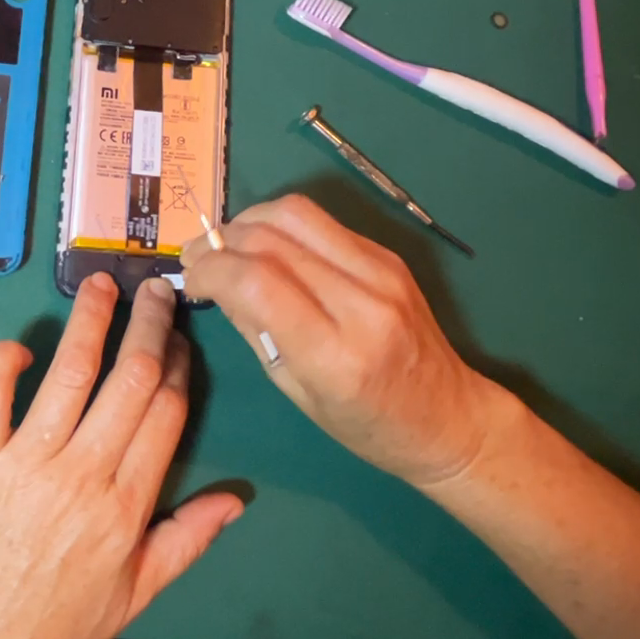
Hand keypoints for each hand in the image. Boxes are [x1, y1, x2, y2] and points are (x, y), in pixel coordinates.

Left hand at [0, 274, 243, 638]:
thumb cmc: (56, 626)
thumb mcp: (134, 597)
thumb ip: (186, 542)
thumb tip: (237, 500)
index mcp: (125, 506)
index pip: (165, 414)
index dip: (178, 368)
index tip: (182, 339)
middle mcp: (82, 473)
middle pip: (127, 381)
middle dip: (148, 327)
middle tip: (156, 290)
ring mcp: (25, 462)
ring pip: (68, 375)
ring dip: (88, 322)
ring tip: (101, 284)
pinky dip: (2, 364)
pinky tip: (19, 343)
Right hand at [180, 194, 505, 487]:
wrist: (449, 417)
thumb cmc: (365, 424)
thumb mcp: (294, 391)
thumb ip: (254, 328)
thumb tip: (215, 280)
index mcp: (334, 355)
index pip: (256, 282)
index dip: (210, 270)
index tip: (191, 280)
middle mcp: (361, 303)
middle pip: (271, 239)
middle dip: (220, 241)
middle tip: (197, 258)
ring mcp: (380, 272)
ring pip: (295, 214)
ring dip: (247, 221)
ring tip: (227, 244)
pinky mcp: (387, 255)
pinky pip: (319, 222)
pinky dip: (279, 226)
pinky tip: (266, 246)